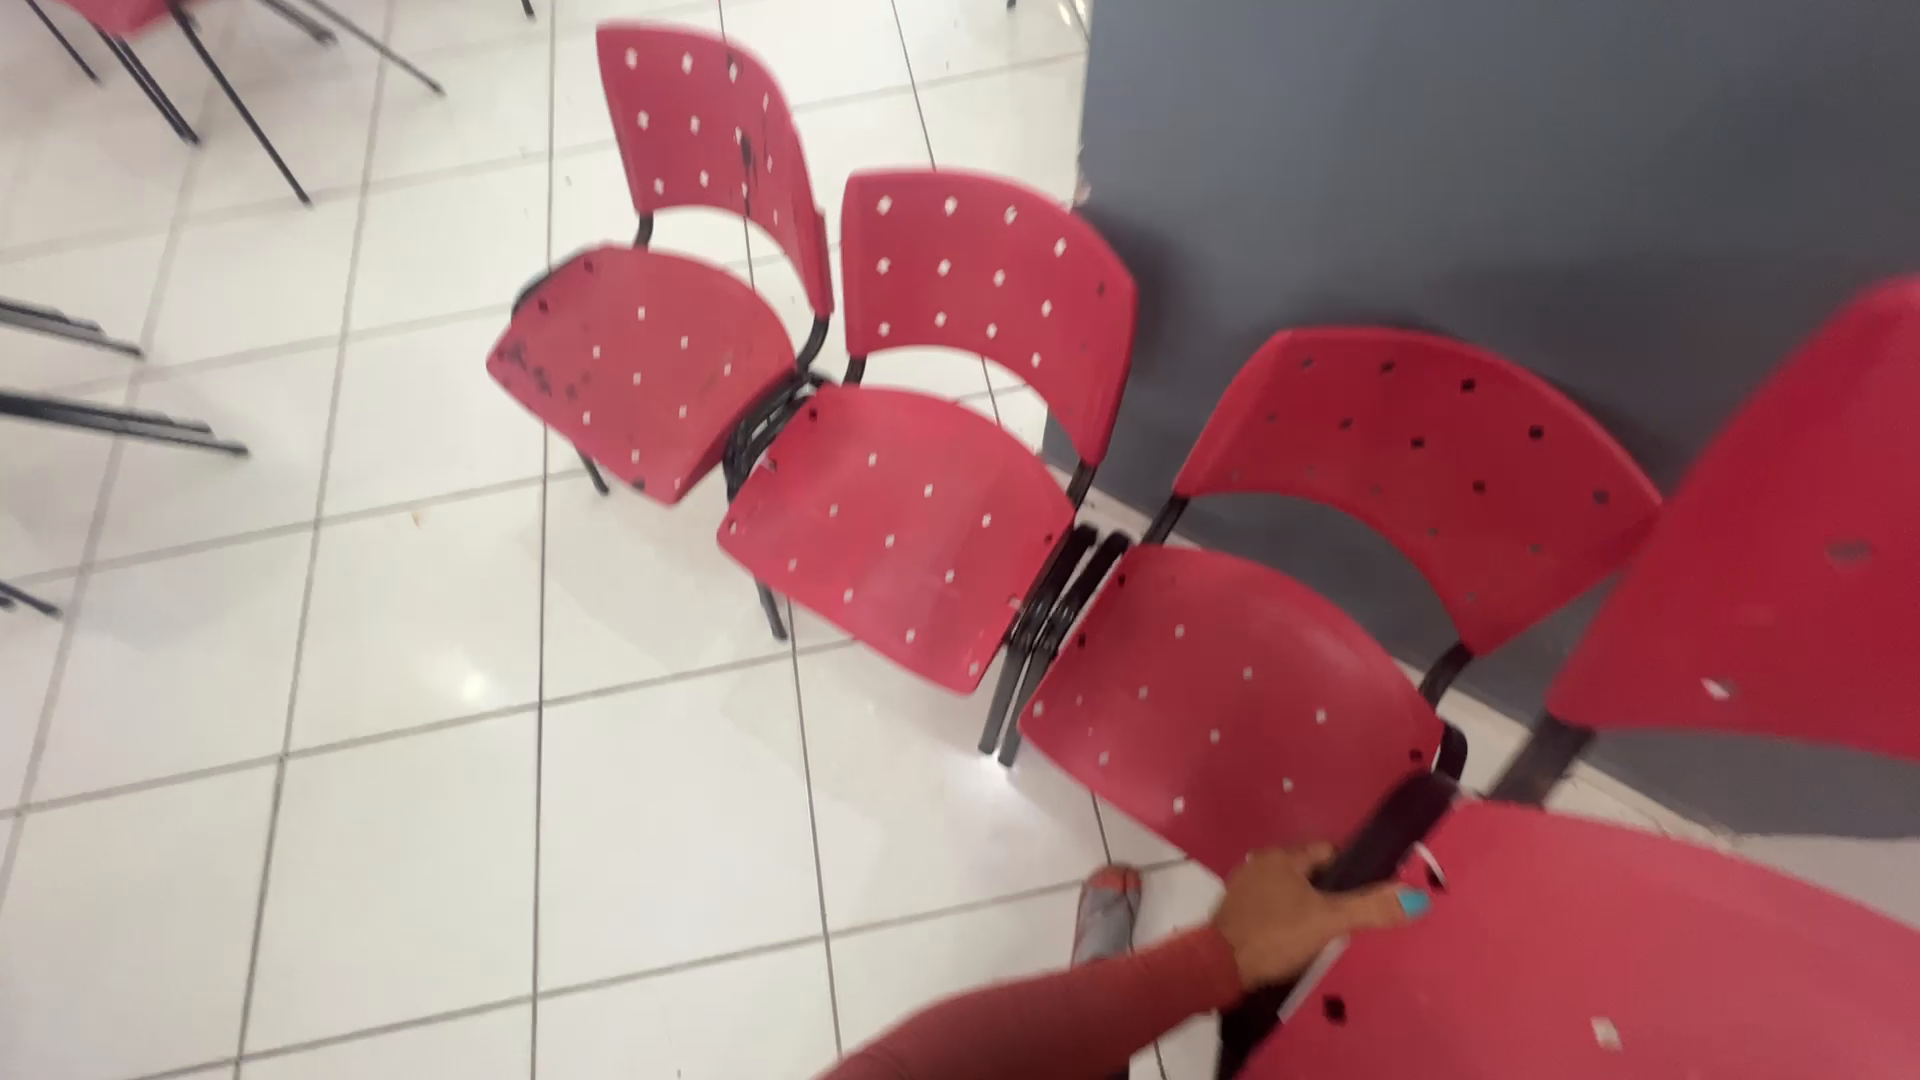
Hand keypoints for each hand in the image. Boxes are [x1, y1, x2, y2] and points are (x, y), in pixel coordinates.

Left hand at [1210, 843, 1429, 989]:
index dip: (1351, 869)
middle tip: (1348, 916)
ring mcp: (1245, 881)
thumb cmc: (1277, 934)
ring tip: (1325, 928)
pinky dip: (1286, 911)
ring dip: (1307, 900)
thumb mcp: (1328, 921)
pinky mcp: (1236, 904)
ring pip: (1288, 884)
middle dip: (1330, 887)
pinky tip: (1294, 933)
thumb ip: (1369, 908)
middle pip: (1308, 867)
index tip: (1366, 892)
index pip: (1327, 851)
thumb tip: (1415, 896)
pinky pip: (1271, 900)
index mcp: (1283, 856)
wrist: (1222, 961)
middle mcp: (1261, 860)